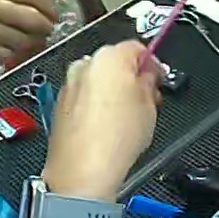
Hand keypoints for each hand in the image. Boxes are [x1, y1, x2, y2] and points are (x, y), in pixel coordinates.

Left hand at [43, 41, 160, 200]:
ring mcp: (69, 84)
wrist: (83, 170)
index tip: (159, 77)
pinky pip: (84, 97)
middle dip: (131, 77)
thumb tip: (147, 77)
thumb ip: (149, 83)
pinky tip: (109, 126)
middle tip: (148, 98)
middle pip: (115, 62)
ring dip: (113, 91)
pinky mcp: (60, 104)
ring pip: (98, 80)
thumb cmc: (115, 139)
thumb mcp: (149, 106)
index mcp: (109, 58)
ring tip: (129, 117)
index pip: (137, 48)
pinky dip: (97, 105)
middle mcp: (84, 65)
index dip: (153, 63)